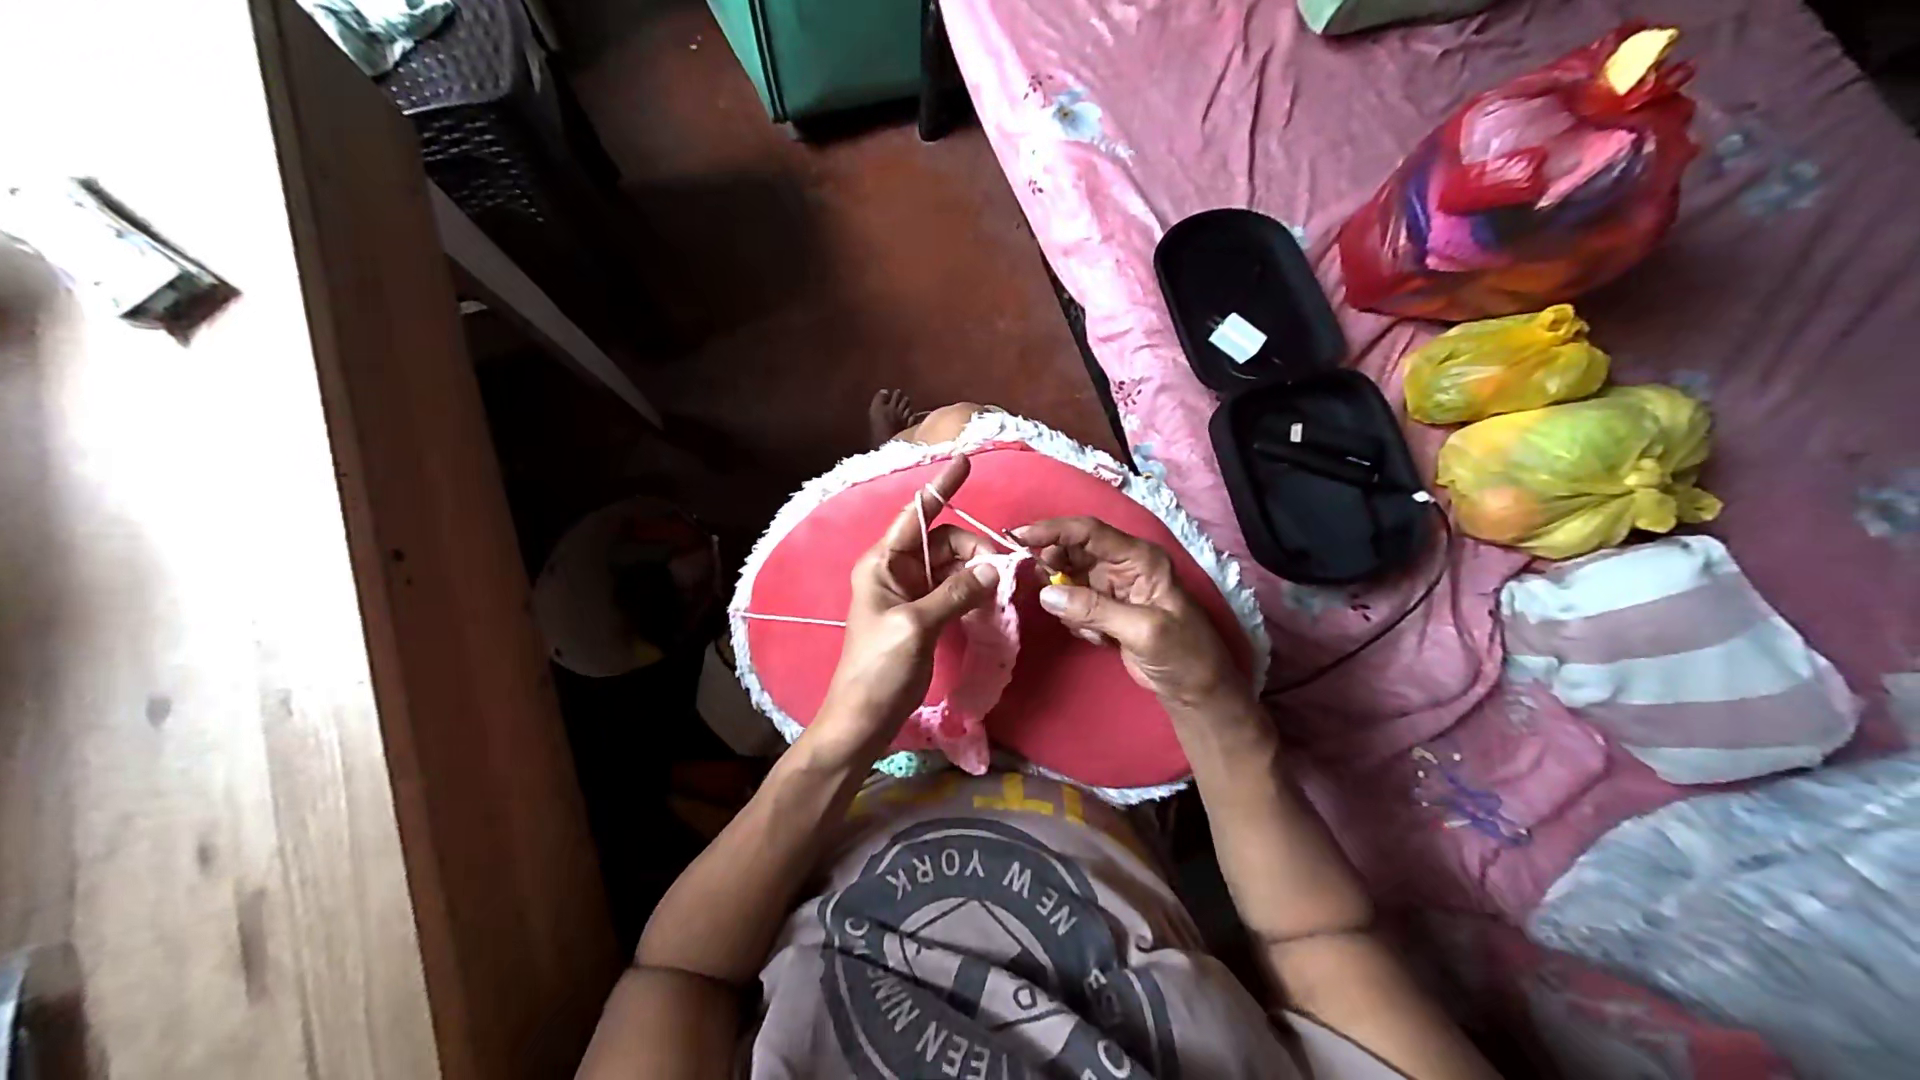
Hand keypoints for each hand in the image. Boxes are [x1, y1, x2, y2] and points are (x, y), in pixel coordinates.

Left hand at [805, 457, 999, 766]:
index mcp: (883, 563)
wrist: (864, 717)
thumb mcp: (916, 625)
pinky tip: (992, 599)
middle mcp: (897, 570)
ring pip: (953, 566)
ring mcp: (912, 594)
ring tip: (1003, 586)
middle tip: (1003, 570)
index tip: (965, 461)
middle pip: (943, 541)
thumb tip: (994, 569)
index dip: (940, 488)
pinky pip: (955, 590)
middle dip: (974, 546)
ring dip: (978, 570)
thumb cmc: (878, 667)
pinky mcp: (925, 615)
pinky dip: (974, 590)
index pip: (915, 514)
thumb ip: (955, 593)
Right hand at [1012, 517, 1243, 710]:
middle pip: (1072, 550)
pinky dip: (1074, 619)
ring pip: (1068, 577)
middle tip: (1038, 586)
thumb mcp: (1143, 630)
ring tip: (1089, 628)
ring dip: (1065, 599)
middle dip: (1052, 566)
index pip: (1088, 532)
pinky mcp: (1103, 609)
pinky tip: (1098, 638)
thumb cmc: (1183, 653)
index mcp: (1139, 558)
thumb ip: (1094, 609)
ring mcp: (1111, 587)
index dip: (1052, 530)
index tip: (1018, 535)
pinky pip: (1072, 602)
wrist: (1197, 690)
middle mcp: (1123, 565)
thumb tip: (1046, 594)